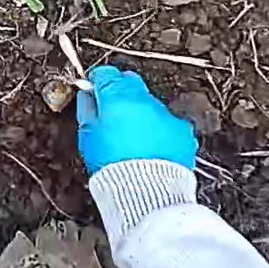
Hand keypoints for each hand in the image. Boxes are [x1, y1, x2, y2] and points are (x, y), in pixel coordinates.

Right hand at [75, 65, 196, 173]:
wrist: (146, 194)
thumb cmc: (114, 166)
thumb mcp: (88, 136)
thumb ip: (87, 109)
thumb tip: (87, 96)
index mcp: (117, 97)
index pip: (106, 73)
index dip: (98, 82)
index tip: (95, 92)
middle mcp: (144, 100)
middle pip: (130, 82)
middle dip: (120, 93)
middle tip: (112, 114)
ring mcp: (165, 115)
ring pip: (149, 103)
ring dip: (141, 113)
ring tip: (132, 139)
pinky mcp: (182, 131)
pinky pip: (168, 122)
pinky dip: (160, 130)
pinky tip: (151, 147)